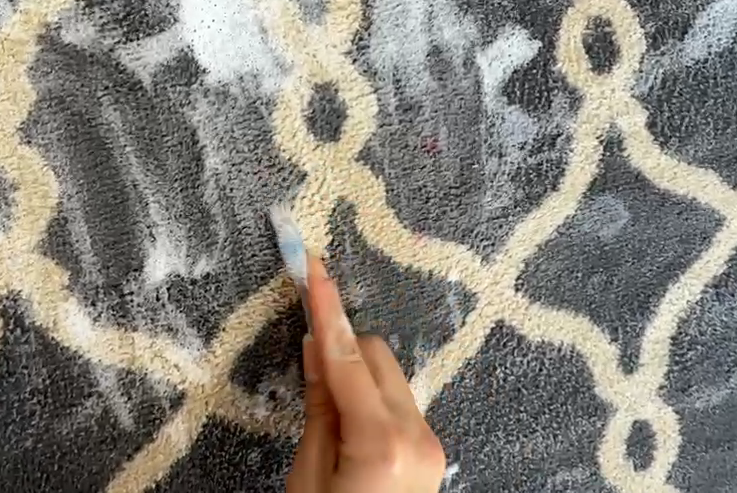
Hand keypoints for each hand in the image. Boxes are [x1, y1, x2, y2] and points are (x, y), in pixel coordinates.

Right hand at [287, 256, 447, 492]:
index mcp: (383, 441)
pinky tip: (348, 428)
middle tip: (306, 369)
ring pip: (387, 376)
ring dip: (355, 373)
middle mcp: (418, 433)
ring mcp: (431, 445)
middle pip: (374, 355)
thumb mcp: (309, 479)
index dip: (326, 306)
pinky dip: (369, 397)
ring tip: (327, 415)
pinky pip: (396, 402)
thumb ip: (319, 406)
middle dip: (340, 347)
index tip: (312, 264)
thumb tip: (316, 345)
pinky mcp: (431, 455)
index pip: (347, 354)